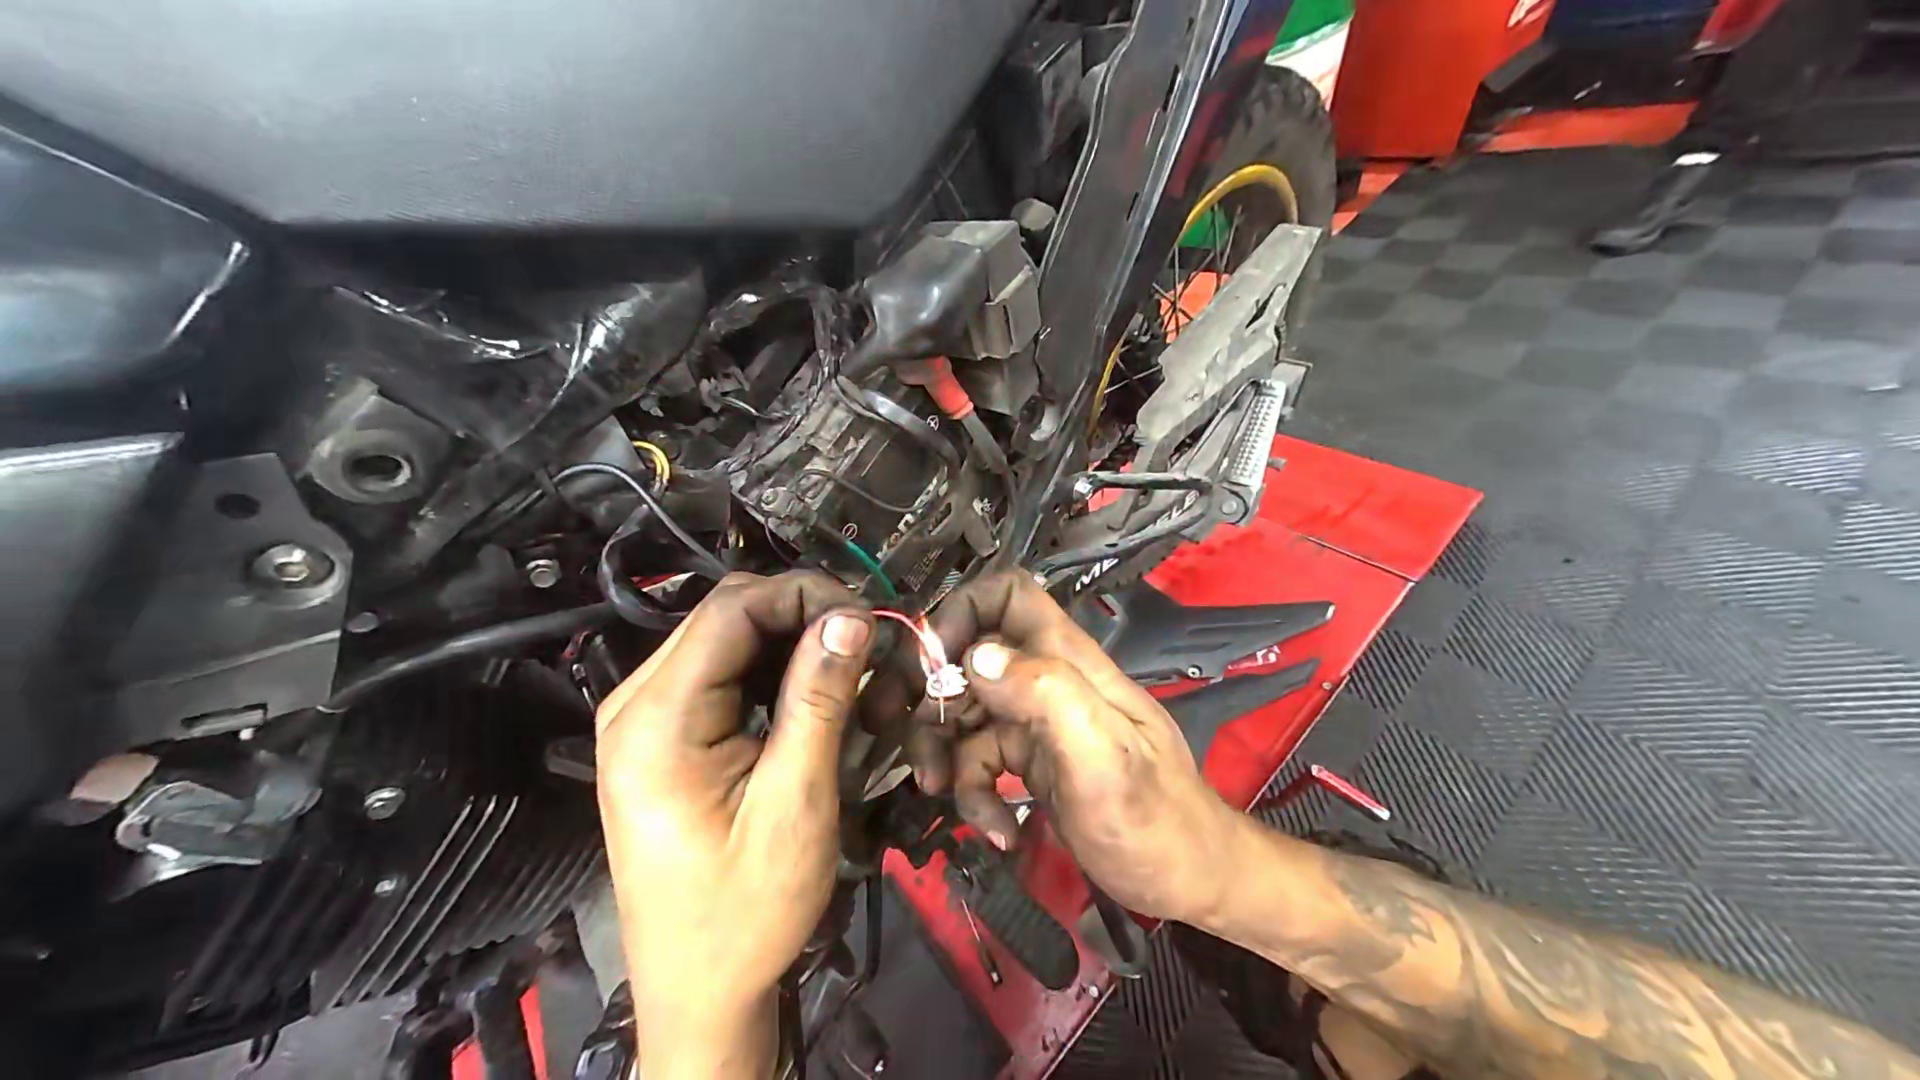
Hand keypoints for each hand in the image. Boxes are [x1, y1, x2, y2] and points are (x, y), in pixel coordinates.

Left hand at [594, 571, 873, 1076]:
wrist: (698, 990)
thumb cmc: (746, 911)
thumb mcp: (796, 803)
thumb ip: (819, 700)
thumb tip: (850, 617)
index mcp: (656, 721)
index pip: (732, 610)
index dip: (806, 595)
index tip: (868, 619)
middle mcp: (635, 704)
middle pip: (727, 614)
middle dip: (804, 613)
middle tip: (866, 643)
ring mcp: (645, 717)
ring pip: (729, 636)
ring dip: (793, 639)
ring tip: (849, 668)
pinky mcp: (665, 732)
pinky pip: (724, 671)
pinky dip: (774, 668)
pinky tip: (811, 690)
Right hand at [925, 572, 1251, 925]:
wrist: (1185, 877)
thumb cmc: (1152, 817)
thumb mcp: (1102, 753)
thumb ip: (1044, 693)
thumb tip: (976, 659)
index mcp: (1066, 659)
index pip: (1008, 594)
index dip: (963, 612)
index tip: (931, 664)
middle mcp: (1044, 679)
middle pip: (968, 657)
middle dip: (935, 699)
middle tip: (923, 743)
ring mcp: (1035, 720)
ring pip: (963, 712)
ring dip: (943, 753)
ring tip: (944, 793)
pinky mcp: (1029, 759)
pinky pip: (978, 760)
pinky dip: (974, 793)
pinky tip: (997, 828)